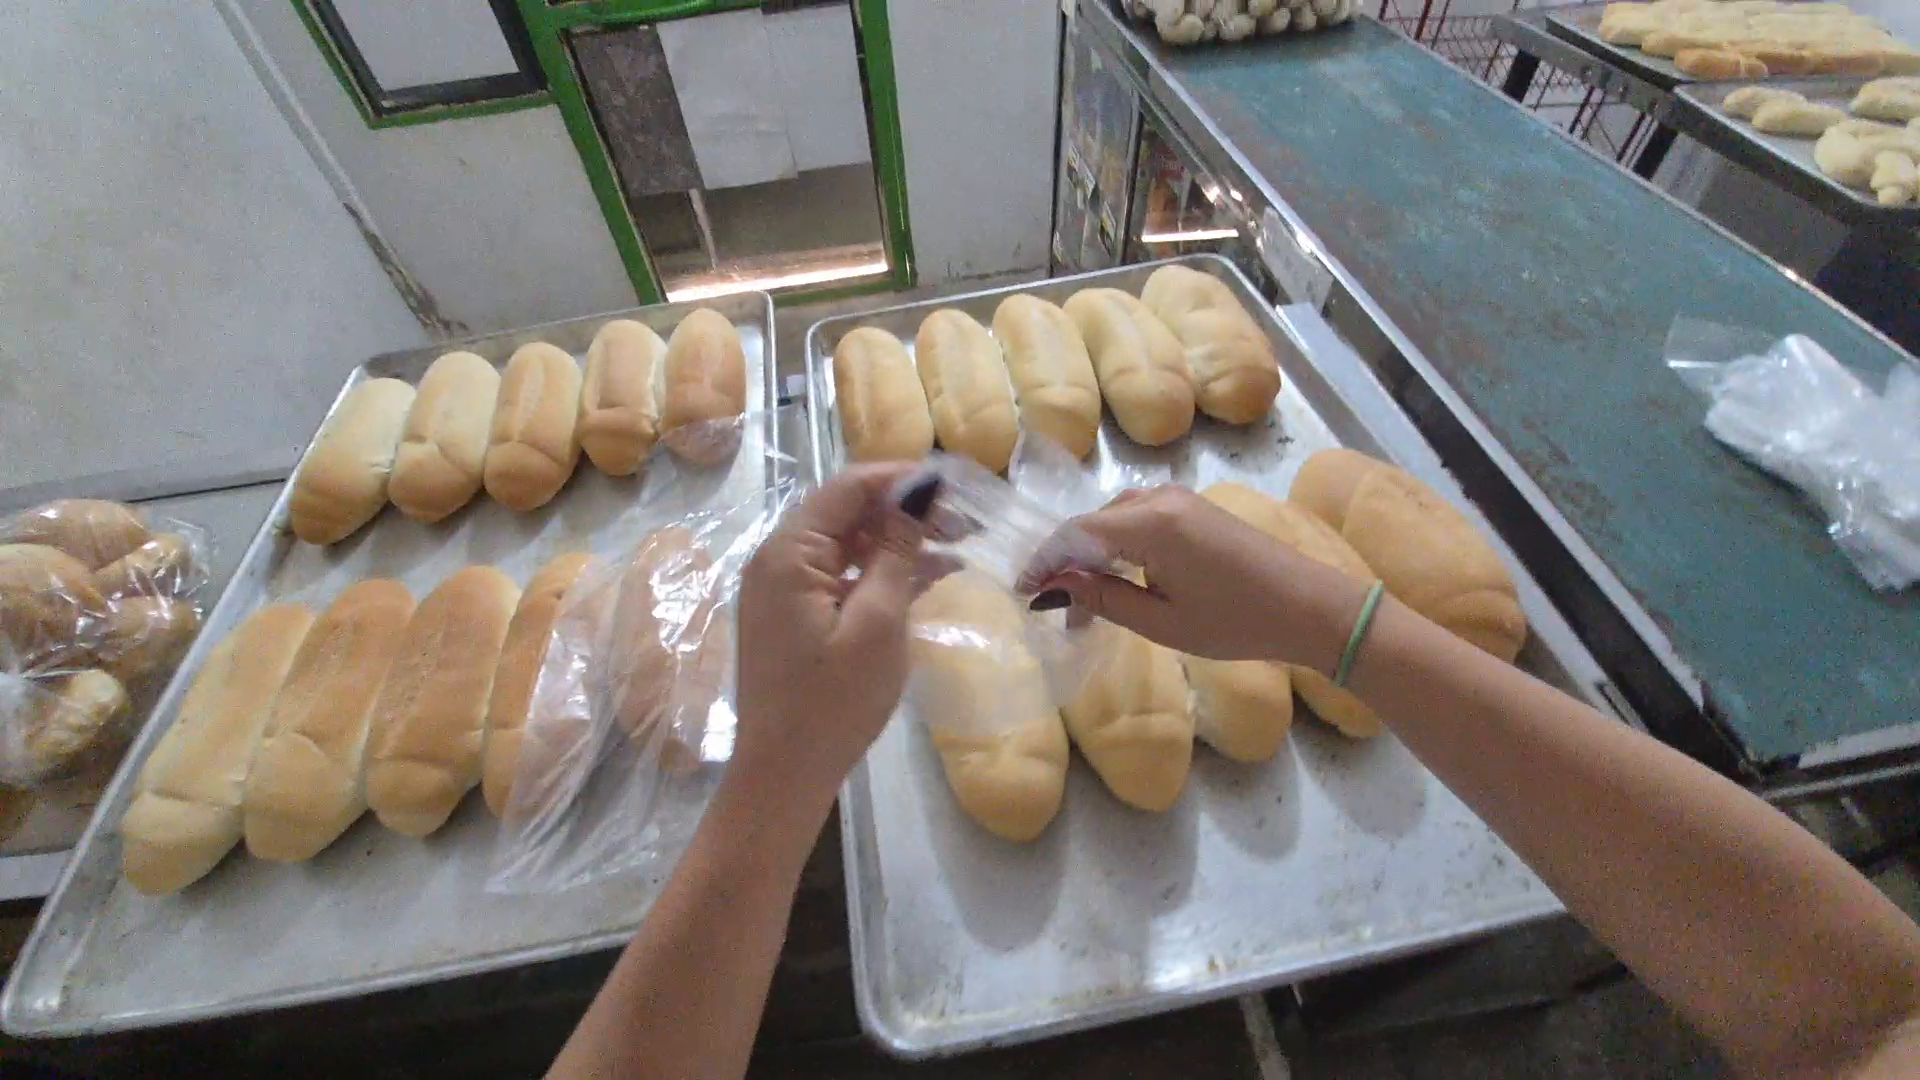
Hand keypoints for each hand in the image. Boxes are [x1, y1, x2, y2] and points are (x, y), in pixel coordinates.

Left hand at [733, 465, 927, 814]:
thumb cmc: (833, 701)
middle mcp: (778, 560)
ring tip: (958, 548)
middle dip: (904, 512)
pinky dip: (880, 574)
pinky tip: (927, 579)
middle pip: (847, 513)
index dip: (901, 479)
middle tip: (964, 522)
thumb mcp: (877, 622)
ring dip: (898, 544)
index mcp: (788, 552)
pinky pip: (841, 577)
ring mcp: (783, 589)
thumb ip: (895, 551)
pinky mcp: (795, 615)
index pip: (847, 487)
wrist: (784, 775)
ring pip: (848, 545)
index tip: (954, 485)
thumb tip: (919, 492)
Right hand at [1027, 486, 1367, 672]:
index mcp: (1150, 523)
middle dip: (1067, 562)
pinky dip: (1117, 547)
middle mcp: (1160, 498)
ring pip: (1113, 520)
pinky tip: (1117, 579)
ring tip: (1083, 601)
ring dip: (1092, 555)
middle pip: (1091, 523)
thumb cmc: (1237, 622)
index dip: (1044, 561)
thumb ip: (1102, 598)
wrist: (1312, 607)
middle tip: (1054, 607)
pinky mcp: (1194, 508)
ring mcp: (1179, 499)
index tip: (1023, 591)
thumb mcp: (1161, 621)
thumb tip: (1054, 586)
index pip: (1075, 533)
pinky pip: (1138, 520)